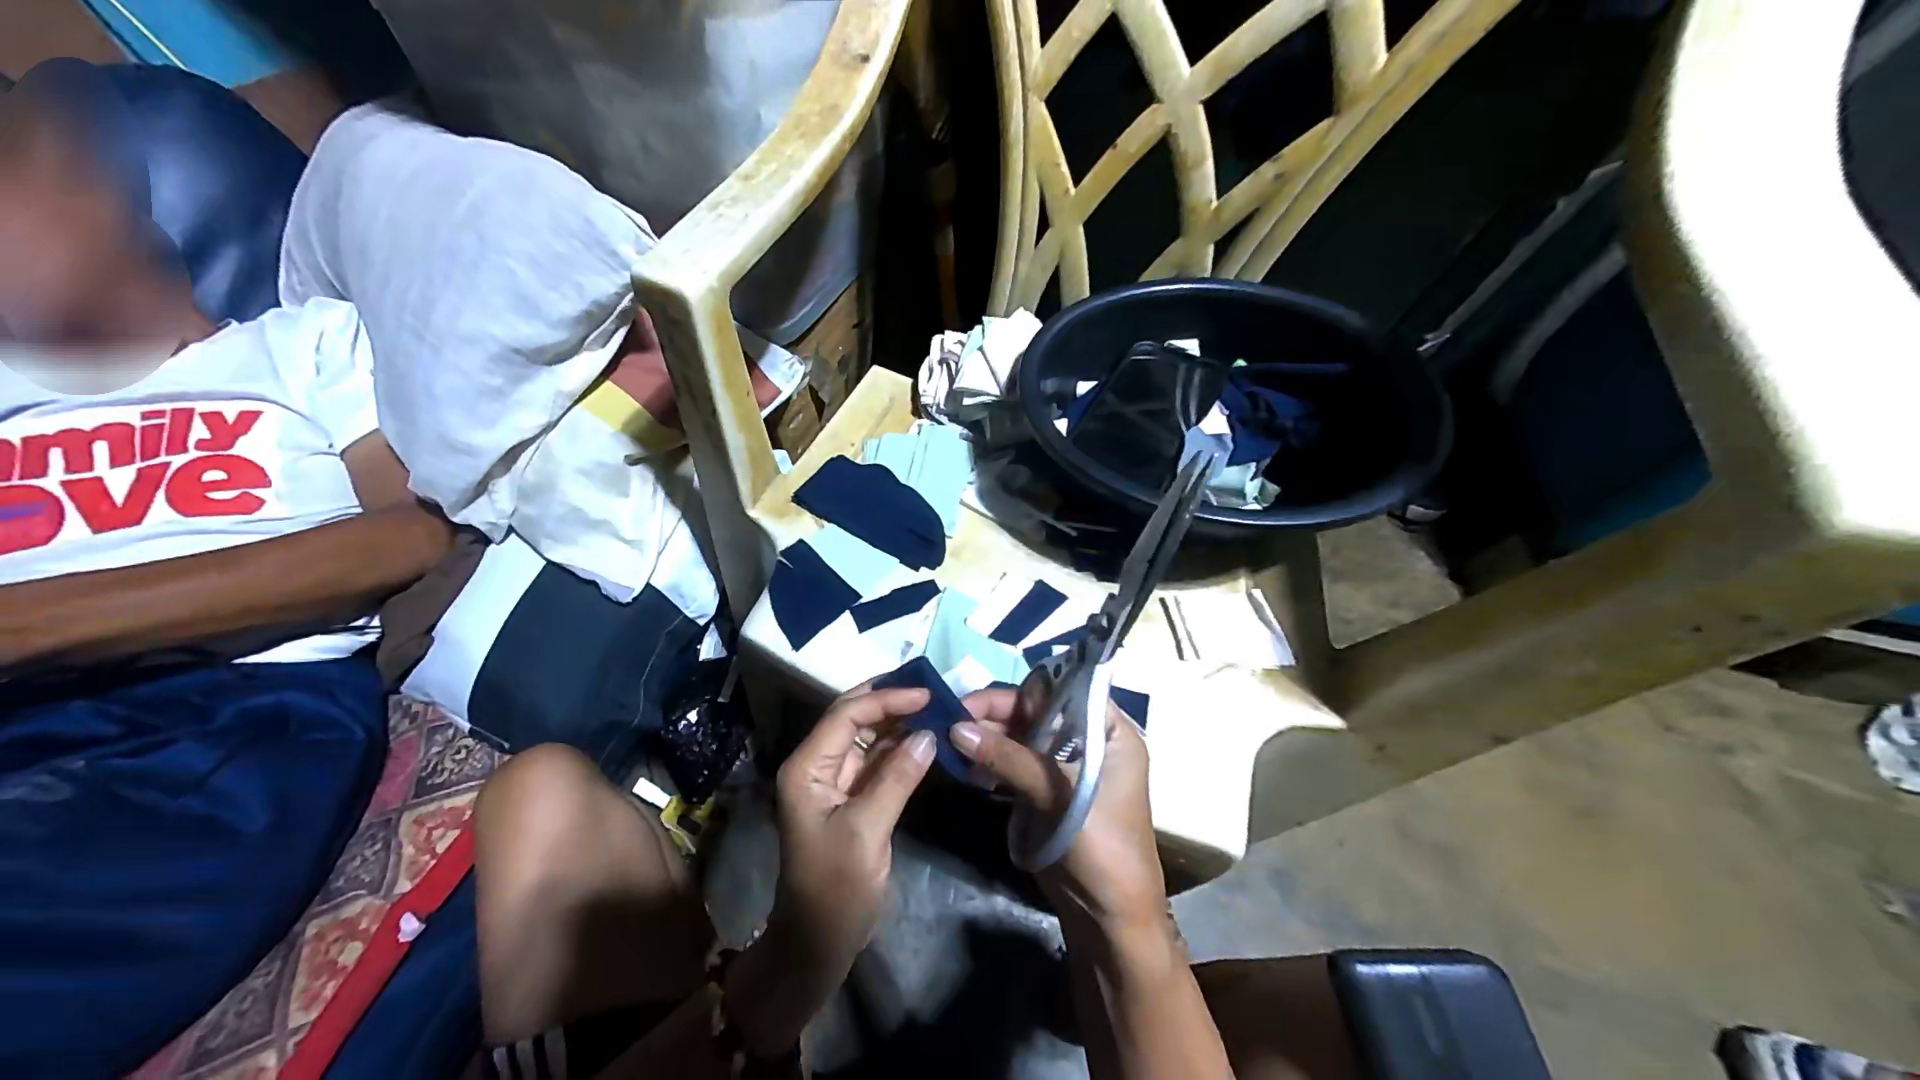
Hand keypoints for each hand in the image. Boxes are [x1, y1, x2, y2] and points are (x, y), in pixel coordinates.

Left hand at [772, 685, 937, 973]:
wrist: (818, 942)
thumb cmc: (835, 888)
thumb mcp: (866, 831)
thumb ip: (897, 778)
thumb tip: (929, 734)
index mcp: (807, 767)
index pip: (846, 715)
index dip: (886, 698)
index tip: (928, 693)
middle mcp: (817, 764)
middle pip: (853, 717)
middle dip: (890, 700)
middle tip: (932, 689)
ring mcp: (834, 780)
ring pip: (867, 736)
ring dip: (899, 721)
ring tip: (936, 707)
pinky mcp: (852, 797)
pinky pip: (877, 760)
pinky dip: (901, 747)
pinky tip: (927, 739)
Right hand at [952, 690, 1166, 935]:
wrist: (1109, 919)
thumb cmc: (1102, 848)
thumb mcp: (1060, 795)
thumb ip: (1010, 758)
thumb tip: (956, 727)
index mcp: (1110, 731)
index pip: (1067, 689)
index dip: (1025, 687)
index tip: (980, 696)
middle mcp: (1089, 741)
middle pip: (1039, 710)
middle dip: (997, 711)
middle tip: (953, 716)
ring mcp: (1065, 766)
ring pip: (1022, 735)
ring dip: (989, 734)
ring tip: (952, 737)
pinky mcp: (1045, 790)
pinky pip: (1014, 761)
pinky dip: (991, 759)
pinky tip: (965, 762)